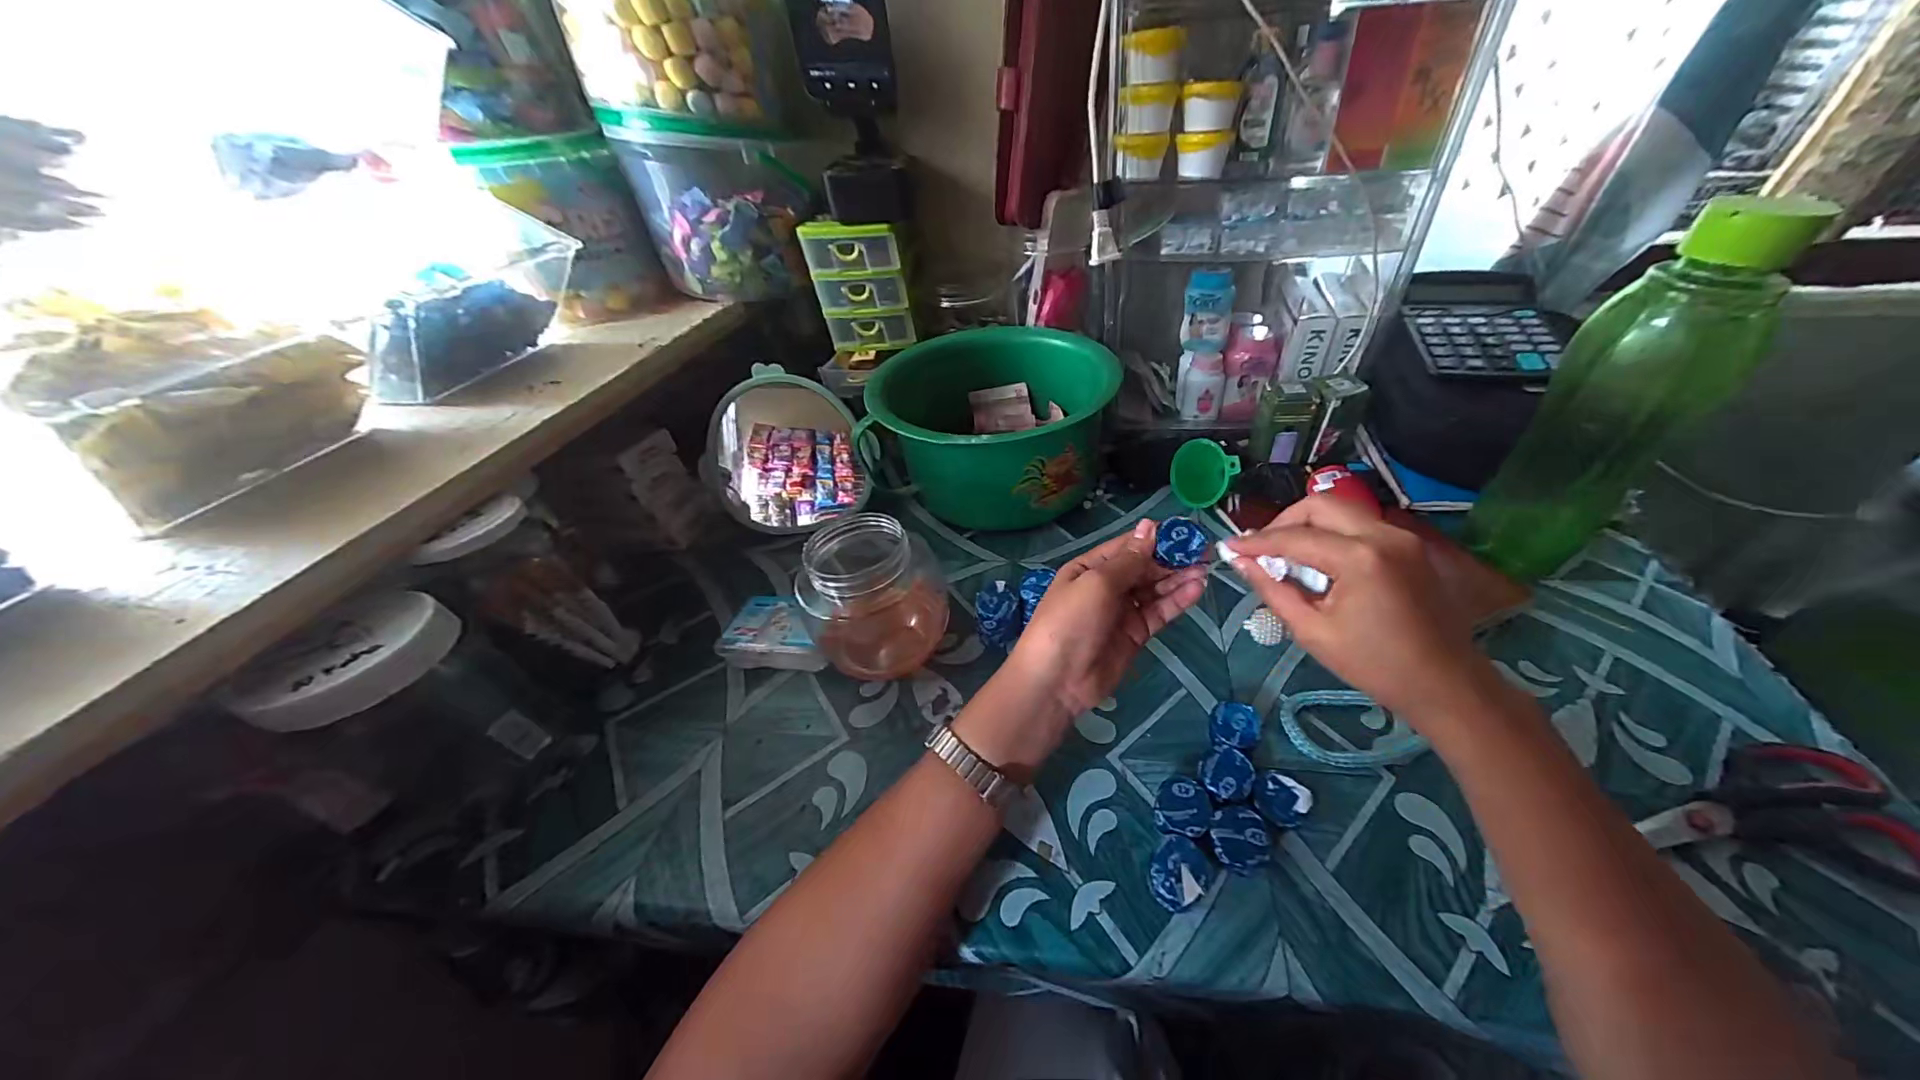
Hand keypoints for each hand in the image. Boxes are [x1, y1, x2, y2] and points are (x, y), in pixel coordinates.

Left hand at [955, 519, 1206, 774]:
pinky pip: (1159, 612)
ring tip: (1205, 569)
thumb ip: (1128, 559)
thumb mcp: (1097, 582)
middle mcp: (1105, 586)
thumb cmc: (1071, 621)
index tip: (1184, 531)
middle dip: (1171, 559)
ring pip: (1154, 589)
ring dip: (1178, 579)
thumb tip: (1150, 527)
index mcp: (1089, 568)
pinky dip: (1177, 601)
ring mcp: (1121, 611)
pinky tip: (1195, 589)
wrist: (1057, 679)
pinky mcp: (1135, 634)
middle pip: (1143, 567)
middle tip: (1204, 551)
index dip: (1154, 539)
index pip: (1126, 547)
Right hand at [1222, 495, 1485, 719]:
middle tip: (1261, 549)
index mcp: (1360, 557)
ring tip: (1287, 557)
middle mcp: (1384, 535)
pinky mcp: (1410, 547)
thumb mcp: (1312, 631)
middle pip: (1319, 505)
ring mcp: (1402, 538)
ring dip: (1308, 527)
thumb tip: (1241, 562)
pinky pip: (1361, 526)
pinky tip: (1319, 564)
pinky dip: (1332, 535)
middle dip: (1284, 522)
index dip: (1255, 542)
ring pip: (1341, 511)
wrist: (1446, 684)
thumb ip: (1273, 589)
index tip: (1228, 548)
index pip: (1294, 537)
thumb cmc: (1375, 665)